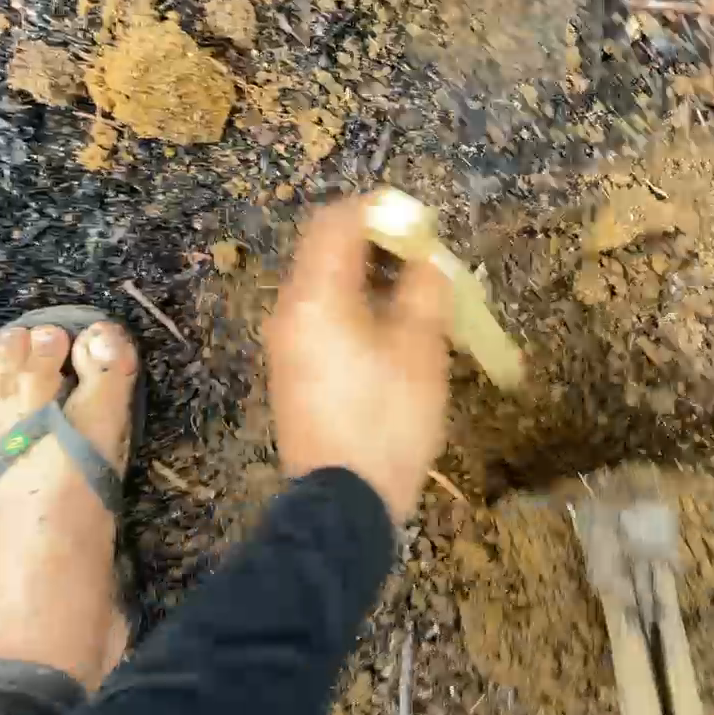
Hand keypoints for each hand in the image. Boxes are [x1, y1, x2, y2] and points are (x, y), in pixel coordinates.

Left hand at [266, 196, 450, 522]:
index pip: (336, 222)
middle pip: (326, 250)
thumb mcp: (420, 349)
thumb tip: (428, 256)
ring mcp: (285, 342)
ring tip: (413, 297)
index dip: (379, 211)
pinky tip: (388, 332)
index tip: (419, 224)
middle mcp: (289, 310)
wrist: (343, 502)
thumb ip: (425, 289)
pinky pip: (321, 315)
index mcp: (317, 296)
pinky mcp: (291, 369)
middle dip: (376, 245)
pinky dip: (353, 305)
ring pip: (324, 284)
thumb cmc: (387, 420)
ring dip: (367, 277)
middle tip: (422, 260)